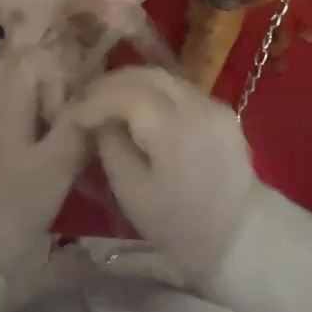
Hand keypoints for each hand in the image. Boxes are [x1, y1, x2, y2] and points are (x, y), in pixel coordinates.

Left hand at [0, 48, 85, 281]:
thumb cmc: (18, 203)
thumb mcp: (61, 162)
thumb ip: (79, 121)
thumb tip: (95, 97)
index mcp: (0, 101)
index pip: (34, 58)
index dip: (58, 76)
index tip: (67, 111)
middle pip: (18, 72)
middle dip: (48, 90)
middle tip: (65, 123)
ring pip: (8, 95)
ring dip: (34, 108)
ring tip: (50, 142)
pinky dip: (18, 125)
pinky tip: (28, 156)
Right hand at [71, 66, 256, 280]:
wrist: (238, 235)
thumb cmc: (179, 224)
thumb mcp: (132, 192)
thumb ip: (111, 147)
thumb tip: (98, 119)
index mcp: (174, 129)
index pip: (128, 94)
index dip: (96, 100)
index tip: (74, 115)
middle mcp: (198, 106)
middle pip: (149, 75)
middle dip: (113, 83)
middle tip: (87, 100)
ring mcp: (215, 104)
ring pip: (167, 78)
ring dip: (135, 84)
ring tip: (109, 101)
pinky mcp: (224, 111)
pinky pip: (183, 90)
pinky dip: (157, 93)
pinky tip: (141, 109)